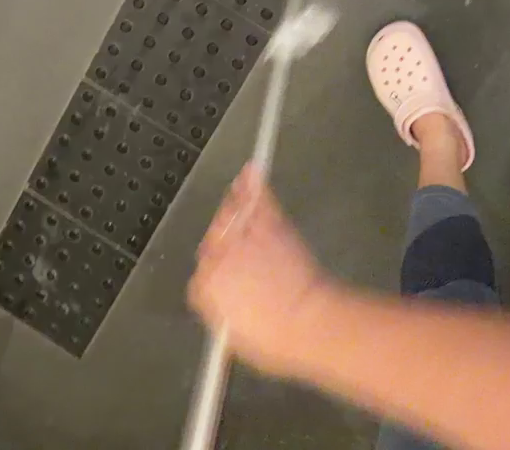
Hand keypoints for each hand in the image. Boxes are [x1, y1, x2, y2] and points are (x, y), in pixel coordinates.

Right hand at [188, 164, 335, 375]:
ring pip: (229, 214)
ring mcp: (243, 236)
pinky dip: (252, 183)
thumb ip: (223, 312)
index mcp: (206, 289)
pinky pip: (255, 198)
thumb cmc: (275, 338)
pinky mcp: (267, 223)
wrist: (307, 321)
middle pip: (212, 240)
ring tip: (239, 203)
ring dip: (233, 209)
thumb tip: (223, 302)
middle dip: (222, 242)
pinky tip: (251, 171)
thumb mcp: (238, 337)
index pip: (201, 274)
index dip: (216, 273)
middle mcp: (218, 258)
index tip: (229, 276)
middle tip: (239, 248)